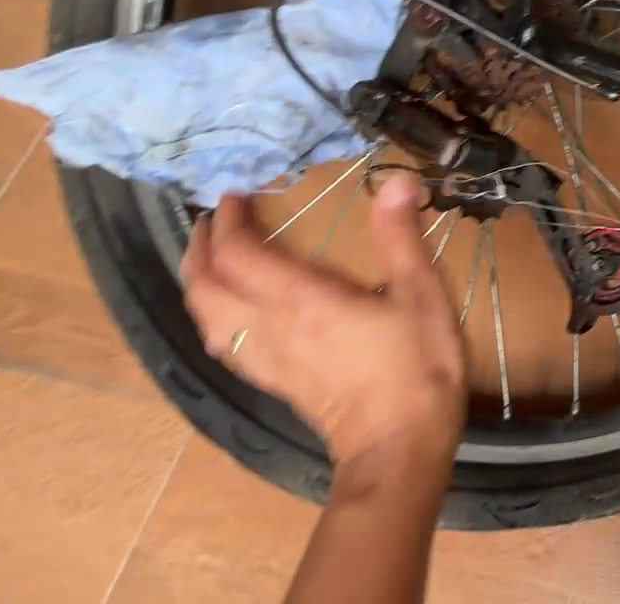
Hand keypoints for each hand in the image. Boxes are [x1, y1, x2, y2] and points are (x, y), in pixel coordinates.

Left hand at [181, 173, 466, 471]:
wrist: (399, 438)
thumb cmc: (418, 361)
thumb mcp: (422, 292)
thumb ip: (401, 237)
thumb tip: (396, 181)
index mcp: (303, 301)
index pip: (241, 254)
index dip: (231, 220)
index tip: (237, 192)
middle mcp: (267, 327)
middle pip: (206, 283)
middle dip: (202, 245)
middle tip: (218, 216)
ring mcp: (262, 358)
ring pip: (202, 313)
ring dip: (197, 278)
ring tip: (213, 255)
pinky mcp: (269, 378)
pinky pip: (216, 339)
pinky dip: (208, 311)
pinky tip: (226, 309)